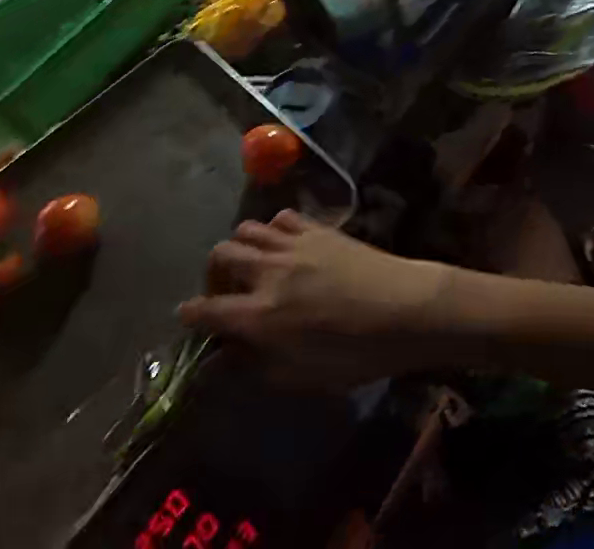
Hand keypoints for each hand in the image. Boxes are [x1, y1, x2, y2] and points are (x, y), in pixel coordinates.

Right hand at [178, 211, 450, 385]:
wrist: (405, 308)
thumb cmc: (356, 353)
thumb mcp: (302, 376)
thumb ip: (256, 366)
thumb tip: (225, 357)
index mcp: (260, 314)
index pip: (205, 310)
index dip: (190, 315)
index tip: (188, 317)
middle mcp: (268, 271)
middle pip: (220, 256)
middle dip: (213, 275)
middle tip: (227, 293)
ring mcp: (293, 243)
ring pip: (246, 229)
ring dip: (241, 247)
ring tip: (254, 265)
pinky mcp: (318, 228)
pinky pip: (282, 217)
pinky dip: (274, 229)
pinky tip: (285, 245)